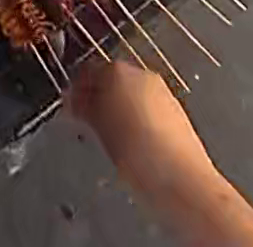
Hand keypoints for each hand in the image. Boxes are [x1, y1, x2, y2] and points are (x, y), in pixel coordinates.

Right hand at [67, 59, 215, 194]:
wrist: (184, 180)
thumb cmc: (137, 155)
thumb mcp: (101, 131)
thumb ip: (84, 109)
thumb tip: (73, 101)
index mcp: (117, 72)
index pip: (88, 71)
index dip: (76, 89)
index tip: (68, 105)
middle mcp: (140, 73)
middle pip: (110, 77)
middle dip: (97, 95)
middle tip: (84, 118)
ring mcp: (159, 89)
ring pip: (129, 90)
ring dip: (115, 104)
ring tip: (107, 132)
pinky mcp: (174, 106)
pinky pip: (145, 102)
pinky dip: (134, 112)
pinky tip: (132, 137)